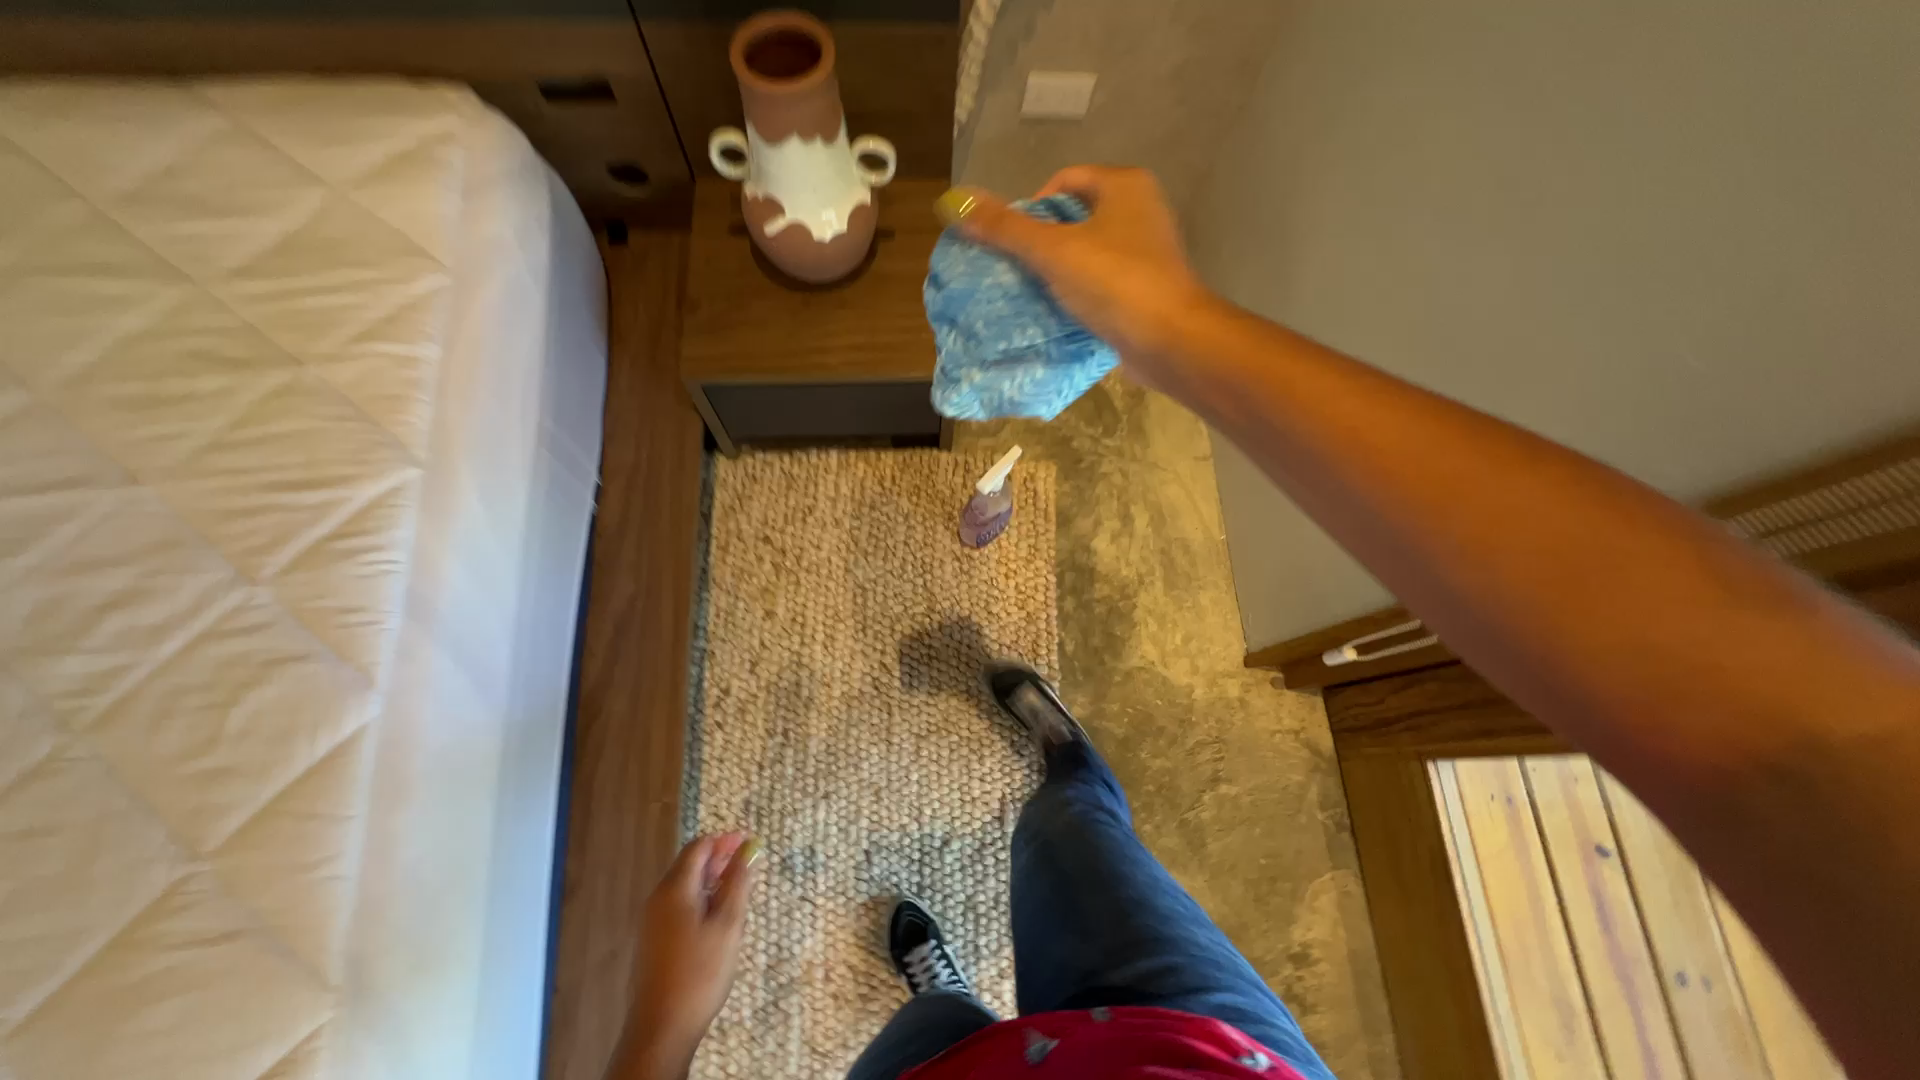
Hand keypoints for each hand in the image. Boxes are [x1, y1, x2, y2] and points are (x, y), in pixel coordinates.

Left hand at [620, 833, 763, 1079]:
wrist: (662, 1026)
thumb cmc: (701, 971)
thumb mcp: (729, 923)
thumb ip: (738, 882)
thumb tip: (748, 849)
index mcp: (675, 888)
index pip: (699, 847)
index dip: (724, 840)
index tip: (750, 841)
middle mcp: (658, 898)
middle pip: (689, 864)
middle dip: (718, 857)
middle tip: (747, 862)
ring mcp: (652, 920)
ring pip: (684, 885)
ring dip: (710, 878)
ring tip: (738, 887)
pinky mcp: (653, 940)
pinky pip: (678, 904)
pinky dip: (700, 897)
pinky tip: (717, 915)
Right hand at [938, 167, 1215, 388]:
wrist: (1171, 341)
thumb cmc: (1115, 283)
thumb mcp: (1052, 251)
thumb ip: (1004, 229)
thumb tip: (953, 202)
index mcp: (1124, 186)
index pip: (1062, 182)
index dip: (1030, 208)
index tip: (1014, 243)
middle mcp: (1140, 211)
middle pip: (1073, 218)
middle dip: (1041, 243)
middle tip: (1016, 270)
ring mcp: (1146, 252)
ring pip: (1086, 253)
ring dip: (1057, 272)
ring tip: (1032, 294)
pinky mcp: (1145, 289)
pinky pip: (1100, 283)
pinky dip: (1078, 295)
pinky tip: (1059, 314)